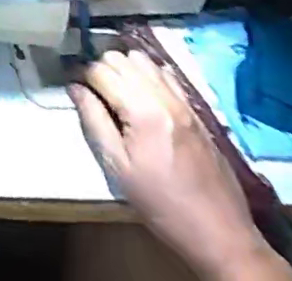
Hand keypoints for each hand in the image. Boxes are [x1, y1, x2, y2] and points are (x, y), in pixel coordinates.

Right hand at [69, 49, 291, 280]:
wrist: (219, 232)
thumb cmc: (162, 204)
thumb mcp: (118, 168)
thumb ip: (93, 121)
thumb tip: (75, 88)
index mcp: (142, 110)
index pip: (100, 71)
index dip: (80, 75)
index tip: (72, 86)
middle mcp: (163, 96)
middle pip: (120, 58)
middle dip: (101, 69)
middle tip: (93, 93)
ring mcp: (182, 99)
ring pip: (142, 59)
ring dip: (124, 68)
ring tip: (116, 93)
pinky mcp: (194, 107)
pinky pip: (164, 72)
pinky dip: (147, 73)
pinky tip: (142, 95)